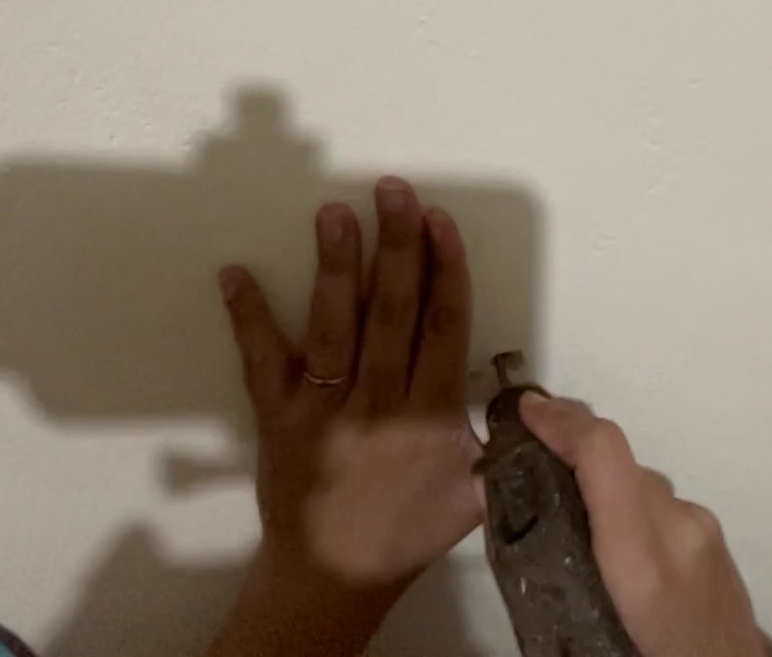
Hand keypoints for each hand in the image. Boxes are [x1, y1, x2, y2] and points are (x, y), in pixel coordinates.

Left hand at [206, 177, 483, 656]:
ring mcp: (322, 408)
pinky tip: (235, 273)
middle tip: (394, 191)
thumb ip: (506, 444)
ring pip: (334, 327)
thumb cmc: (411, 530)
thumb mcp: (476, 494)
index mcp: (430, 415)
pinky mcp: (276, 417)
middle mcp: (378, 402)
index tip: (440, 221)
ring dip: (337, 266)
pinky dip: (248, 318)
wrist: (331, 580)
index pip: (444, 326)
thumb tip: (536, 399)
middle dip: (397, 246)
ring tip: (334, 212)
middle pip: (392, 312)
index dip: (445, 269)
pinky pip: (263, 362)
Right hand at [519, 394, 764, 656]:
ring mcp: (701, 526)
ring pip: (636, 477)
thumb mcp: (581, 637)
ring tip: (557, 500)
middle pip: (618, 459)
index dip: (563, 423)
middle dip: (570, 445)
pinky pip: (657, 497)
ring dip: (598, 479)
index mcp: (644, 562)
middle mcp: (679, 529)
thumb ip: (544, 572)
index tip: (528, 411)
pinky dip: (625, 498)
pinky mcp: (713, 530)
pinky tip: (604, 533)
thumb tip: (500, 513)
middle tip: (524, 454)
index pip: (606, 455)